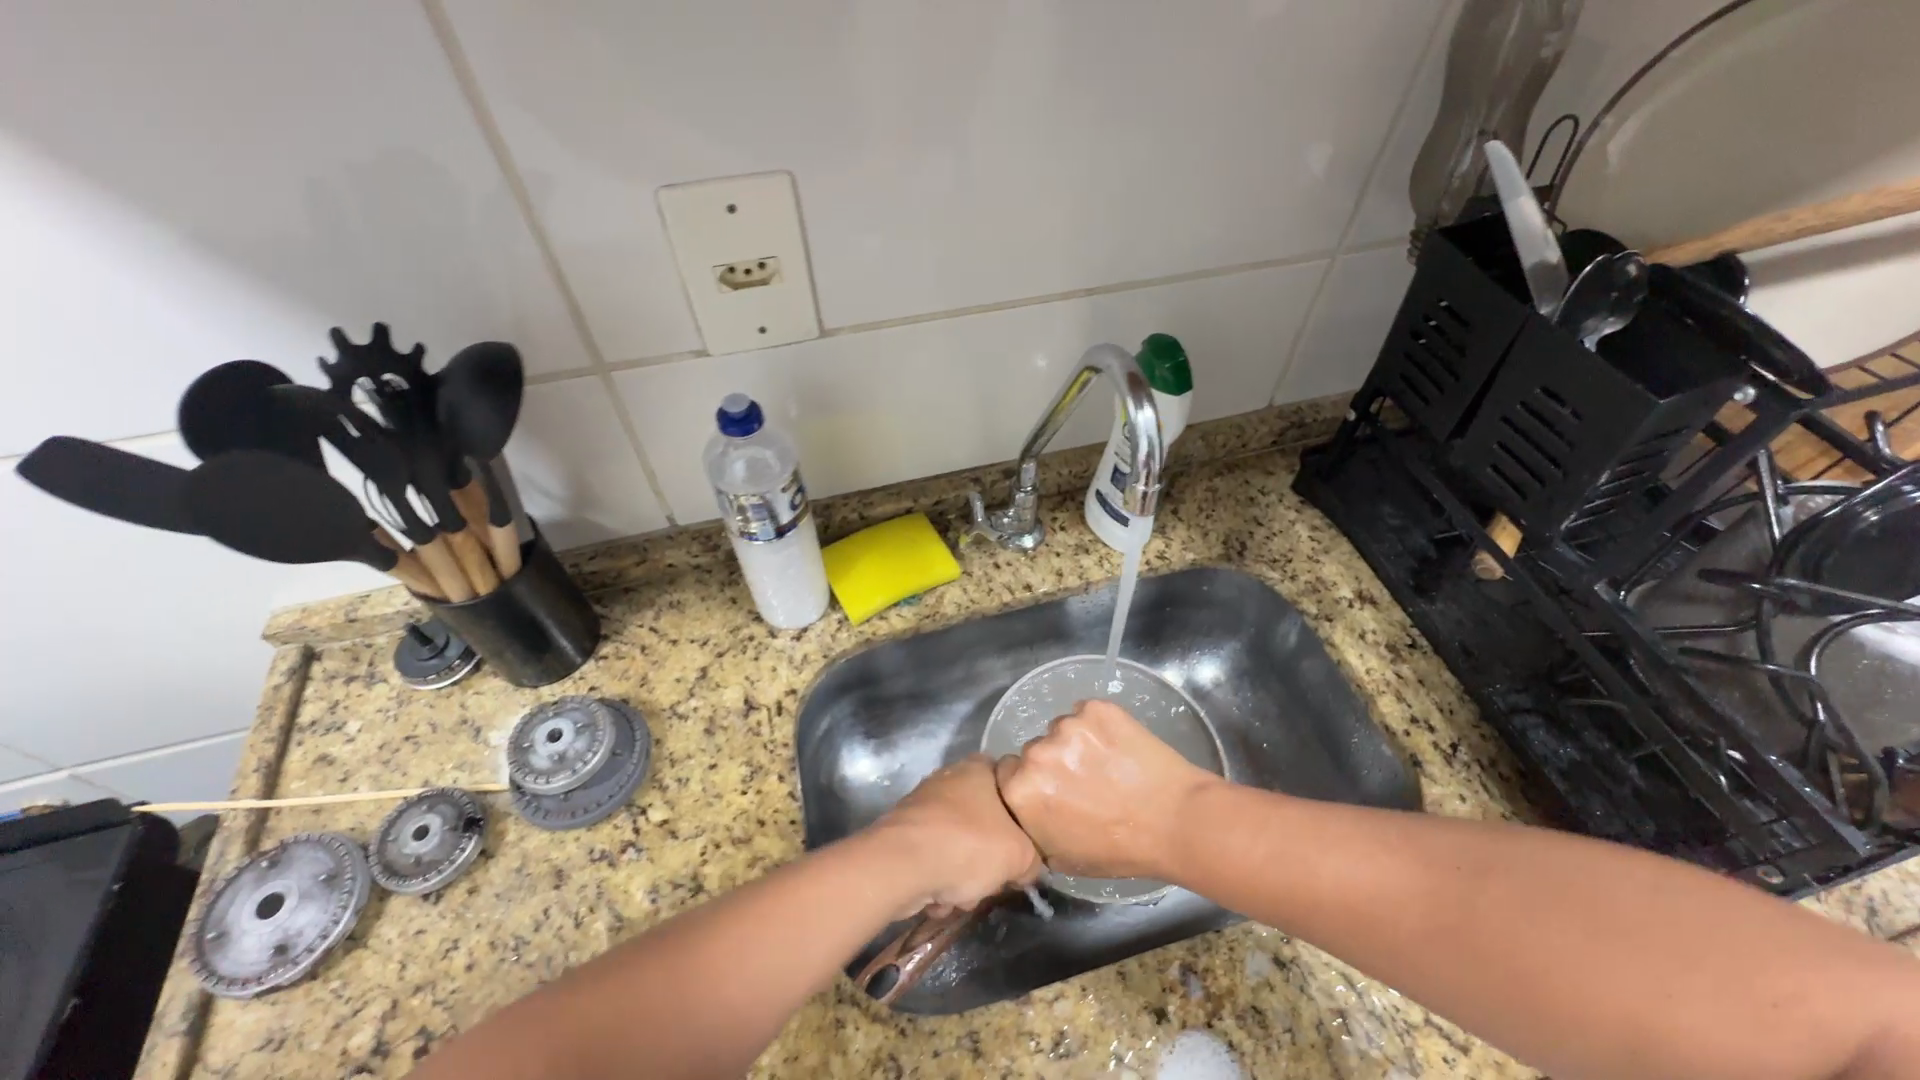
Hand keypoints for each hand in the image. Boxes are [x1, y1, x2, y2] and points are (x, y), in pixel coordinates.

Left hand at [870, 754, 1042, 918]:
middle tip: (993, 877)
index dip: (1018, 812)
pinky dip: (935, 879)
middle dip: (987, 854)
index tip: (1023, 839)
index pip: (1007, 781)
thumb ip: (1032, 859)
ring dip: (961, 874)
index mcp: (978, 769)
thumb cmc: (968, 846)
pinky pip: (930, 858)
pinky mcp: (900, 834)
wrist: (900, 866)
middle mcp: (947, 779)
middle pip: (981, 819)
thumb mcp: (1020, 856)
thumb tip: (1028, 867)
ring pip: (956, 843)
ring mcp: (921, 806)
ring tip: (962, 895)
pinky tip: (938, 899)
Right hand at [996, 699, 1220, 880]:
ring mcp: (1067, 727)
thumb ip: (1032, 830)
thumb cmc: (1119, 850)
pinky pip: (1086, 713)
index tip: (1050, 790)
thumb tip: (1028, 816)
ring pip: (1060, 730)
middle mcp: (1036, 754)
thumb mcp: (1061, 858)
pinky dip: (1098, 726)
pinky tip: (1119, 747)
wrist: (1176, 822)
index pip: (1005, 775)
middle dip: (1052, 764)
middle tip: (1082, 781)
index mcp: (1021, 792)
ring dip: (1075, 744)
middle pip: (1033, 750)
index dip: (1028, 783)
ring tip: (1106, 765)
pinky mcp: (1096, 709)